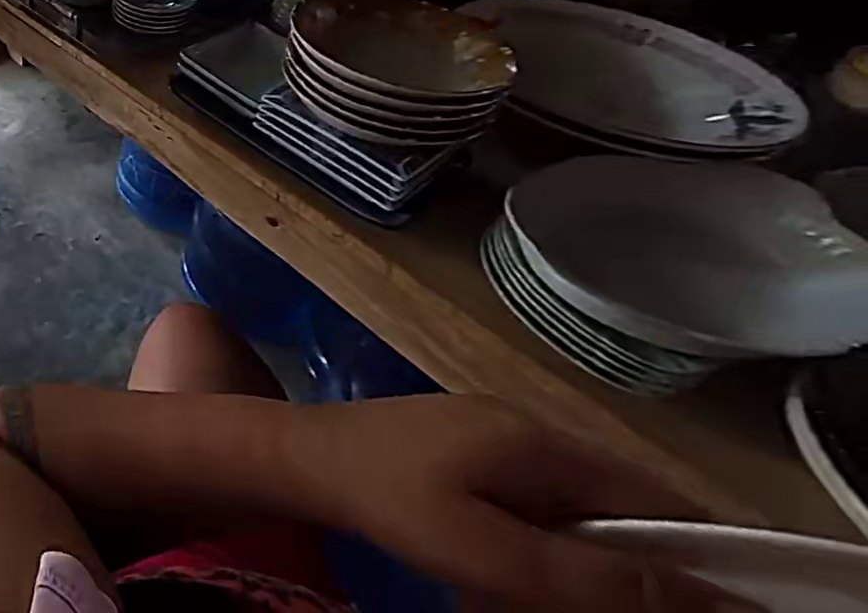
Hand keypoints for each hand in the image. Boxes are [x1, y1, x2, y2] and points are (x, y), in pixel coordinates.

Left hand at [287, 396, 736, 611]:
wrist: (300, 455)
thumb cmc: (386, 497)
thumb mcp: (492, 551)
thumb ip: (598, 577)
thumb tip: (721, 600)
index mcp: (537, 441)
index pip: (661, 500)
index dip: (699, 561)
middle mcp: (519, 426)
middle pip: (615, 507)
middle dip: (618, 568)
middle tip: (580, 602)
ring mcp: (484, 431)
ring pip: (565, 508)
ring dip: (565, 558)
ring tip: (521, 587)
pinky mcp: (457, 445)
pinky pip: (520, 498)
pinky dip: (525, 538)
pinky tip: (493, 567)